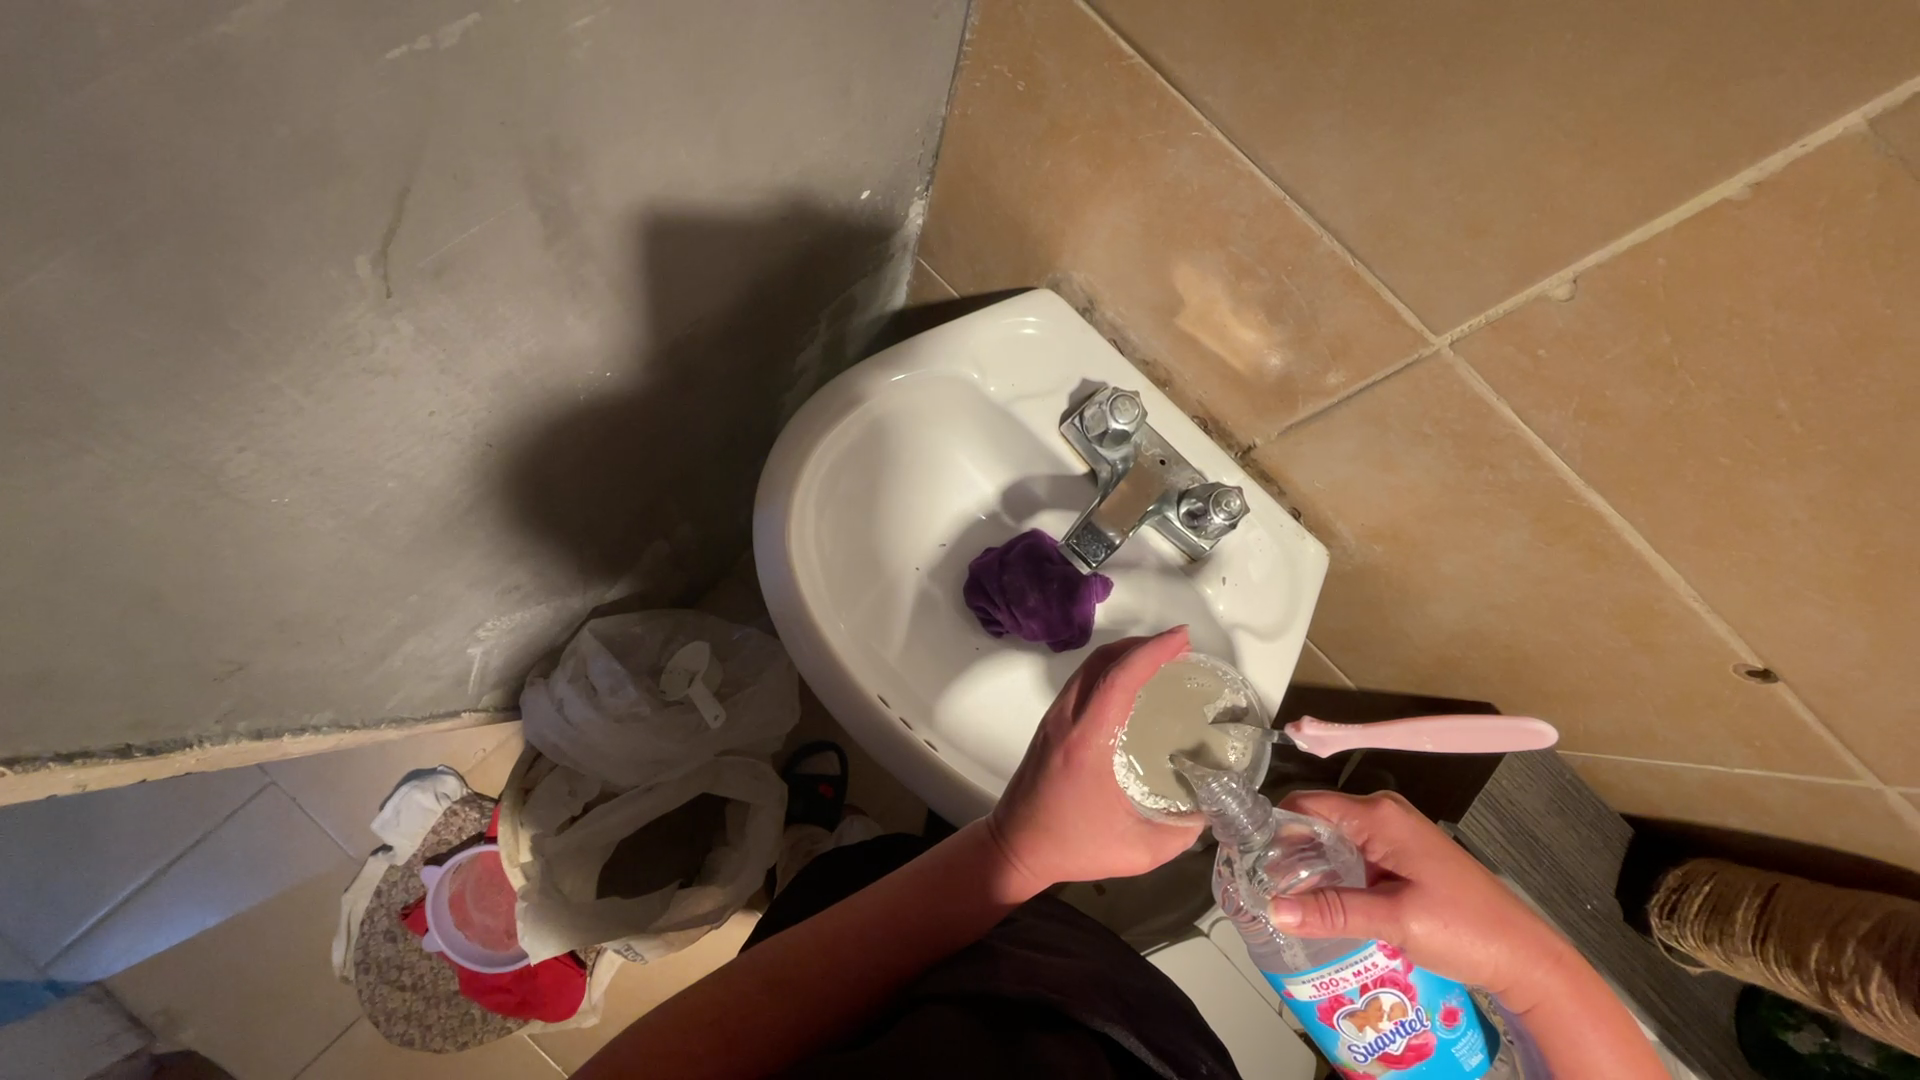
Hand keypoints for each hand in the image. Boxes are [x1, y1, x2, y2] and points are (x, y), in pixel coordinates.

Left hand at [985, 626, 1202, 893]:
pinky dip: (1107, 670)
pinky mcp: (1049, 725)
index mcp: (1087, 741)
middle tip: (1178, 647)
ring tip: (1159, 660)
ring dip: (1123, 654)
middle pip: (1101, 660)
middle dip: (1141, 644)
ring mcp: (1054, 719)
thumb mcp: (1138, 851)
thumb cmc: (1074, 847)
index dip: (1152, 651)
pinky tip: (1130, 685)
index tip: (1182, 638)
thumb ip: (1182, 830)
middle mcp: (1067, 719)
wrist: (1015, 847)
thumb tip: (1213, 807)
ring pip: (1087, 667)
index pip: (1119, 678)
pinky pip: (1080, 682)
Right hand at [1267, 790, 1575, 1003]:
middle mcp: (1384, 813)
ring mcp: (1395, 833)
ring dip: (1312, 864)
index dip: (1274, 827)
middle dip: (1290, 850)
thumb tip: (1273, 908)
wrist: (1526, 958)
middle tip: (1264, 885)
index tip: (1250, 857)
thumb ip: (1331, 911)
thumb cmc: (1466, 929)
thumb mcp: (1393, 920)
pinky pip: (1353, 852)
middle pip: (1317, 819)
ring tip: (1286, 897)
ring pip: (1334, 838)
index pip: (1306, 803)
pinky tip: (1323, 901)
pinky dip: (1334, 872)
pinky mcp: (1403, 854)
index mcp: (1378, 815)